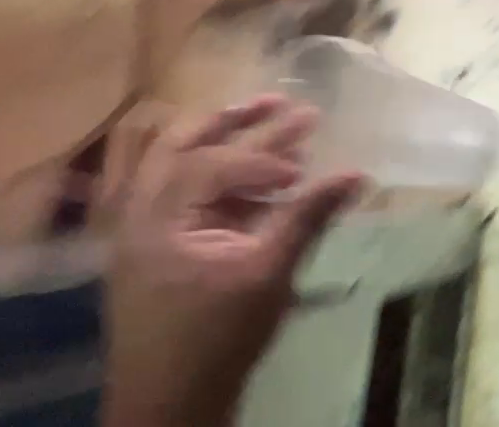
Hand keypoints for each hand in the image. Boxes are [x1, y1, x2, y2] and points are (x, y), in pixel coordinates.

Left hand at [102, 95, 365, 426]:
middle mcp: (140, 219)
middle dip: (232, 120)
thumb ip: (308, 216)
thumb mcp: (268, 273)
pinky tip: (266, 175)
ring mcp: (145, 233)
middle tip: (283, 101)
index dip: (262, 159)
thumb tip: (358, 172)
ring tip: (271, 116)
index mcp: (158, 224)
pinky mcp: (161, 248)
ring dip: (223, 138)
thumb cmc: (217, 335)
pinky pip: (185, 192)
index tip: (305, 171)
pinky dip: (224, 172)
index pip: (210, 165)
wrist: (171, 400)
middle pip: (177, 149)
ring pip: (174, 165)